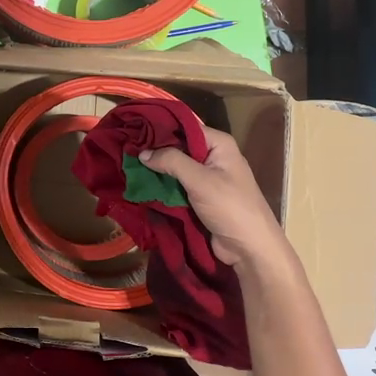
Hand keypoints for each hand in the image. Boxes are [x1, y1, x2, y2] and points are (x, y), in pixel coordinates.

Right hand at [139, 127, 291, 270]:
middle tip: (126, 147)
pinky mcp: (199, 195)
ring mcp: (206, 176)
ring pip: (175, 166)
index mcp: (218, 144)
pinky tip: (140, 181)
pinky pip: (176, 183)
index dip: (160, 127)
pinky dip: (161, 183)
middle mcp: (212, 155)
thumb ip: (171, 161)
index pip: (184, 126)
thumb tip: (142, 152)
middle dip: (154, 149)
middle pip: (177, 145)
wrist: (250, 249)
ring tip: (127, 164)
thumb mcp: (200, 180)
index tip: (134, 129)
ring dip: (156, 168)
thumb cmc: (230, 207)